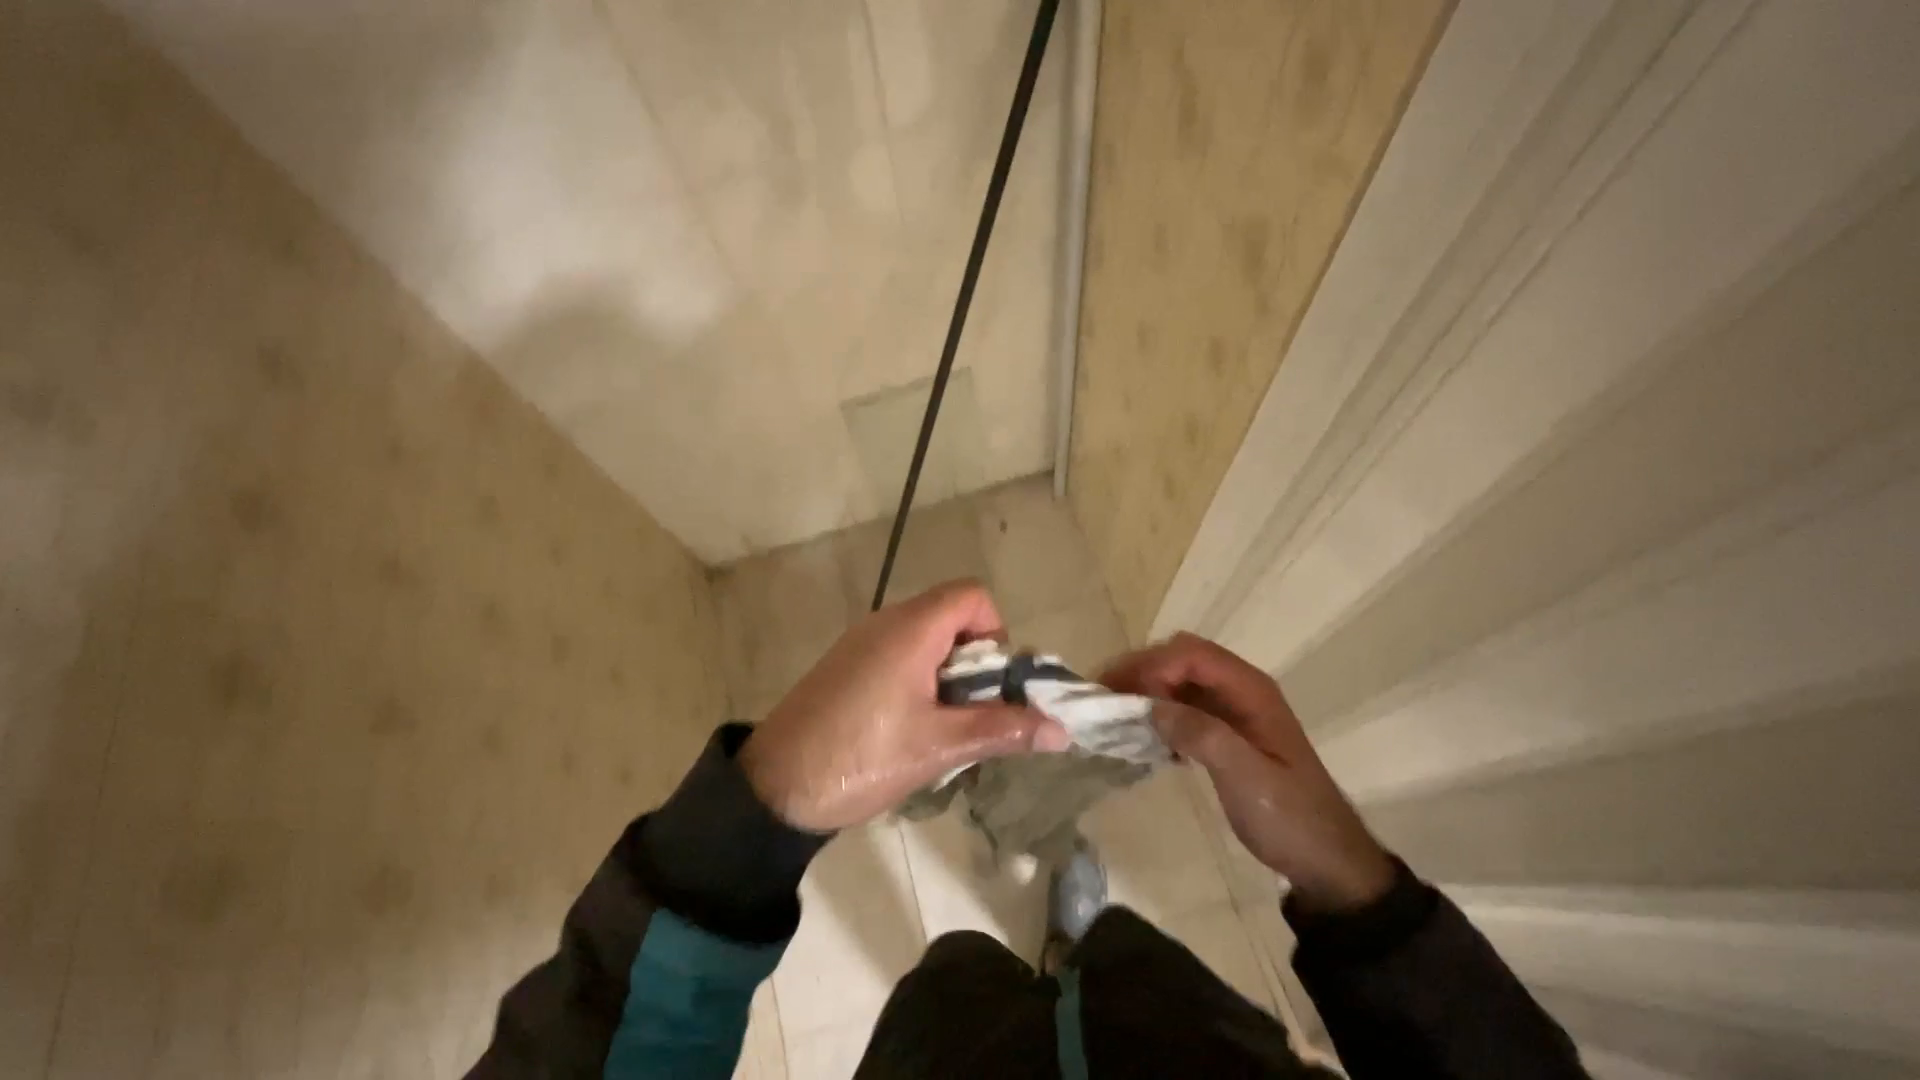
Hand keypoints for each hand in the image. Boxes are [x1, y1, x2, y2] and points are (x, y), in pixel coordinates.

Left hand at [740, 580, 1068, 832]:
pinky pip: (899, 656)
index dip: (996, 632)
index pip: (973, 596)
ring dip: (949, 678)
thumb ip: (1002, 730)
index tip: (992, 684)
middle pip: (952, 617)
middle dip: (976, 663)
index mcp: (910, 629)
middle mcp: (885, 622)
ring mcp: (861, 643)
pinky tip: (911, 731)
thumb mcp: (938, 747)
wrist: (773, 788)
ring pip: (926, 640)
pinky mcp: (846, 666)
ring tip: (945, 730)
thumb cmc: (861, 758)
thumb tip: (1061, 731)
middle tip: (974, 716)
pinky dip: (920, 682)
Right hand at [1103, 632, 1393, 912]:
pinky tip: (1145, 740)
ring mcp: (1235, 711)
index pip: (1191, 655)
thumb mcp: (1246, 777)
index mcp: (1251, 690)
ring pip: (1181, 682)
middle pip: (1182, 659)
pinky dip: (1161, 713)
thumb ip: (1202, 734)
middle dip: (1142, 672)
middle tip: (1105, 699)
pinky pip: (1186, 708)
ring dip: (1147, 691)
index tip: (1117, 694)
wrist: (1326, 860)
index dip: (1151, 666)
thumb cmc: (1289, 818)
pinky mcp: (1228, 734)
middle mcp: (1242, 690)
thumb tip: (1151, 706)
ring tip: (1115, 716)